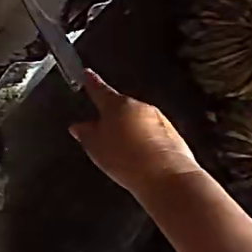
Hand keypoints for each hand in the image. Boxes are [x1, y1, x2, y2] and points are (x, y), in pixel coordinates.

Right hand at [68, 70, 203, 196]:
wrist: (166, 177)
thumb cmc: (130, 160)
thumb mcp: (95, 147)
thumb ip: (85, 133)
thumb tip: (79, 127)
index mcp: (116, 104)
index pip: (99, 89)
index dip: (91, 81)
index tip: (88, 74)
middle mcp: (139, 106)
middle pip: (120, 107)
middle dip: (111, 118)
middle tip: (101, 135)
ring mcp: (158, 119)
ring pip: (137, 121)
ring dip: (129, 133)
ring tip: (120, 155)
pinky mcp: (172, 134)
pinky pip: (152, 134)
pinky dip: (144, 143)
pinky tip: (138, 160)